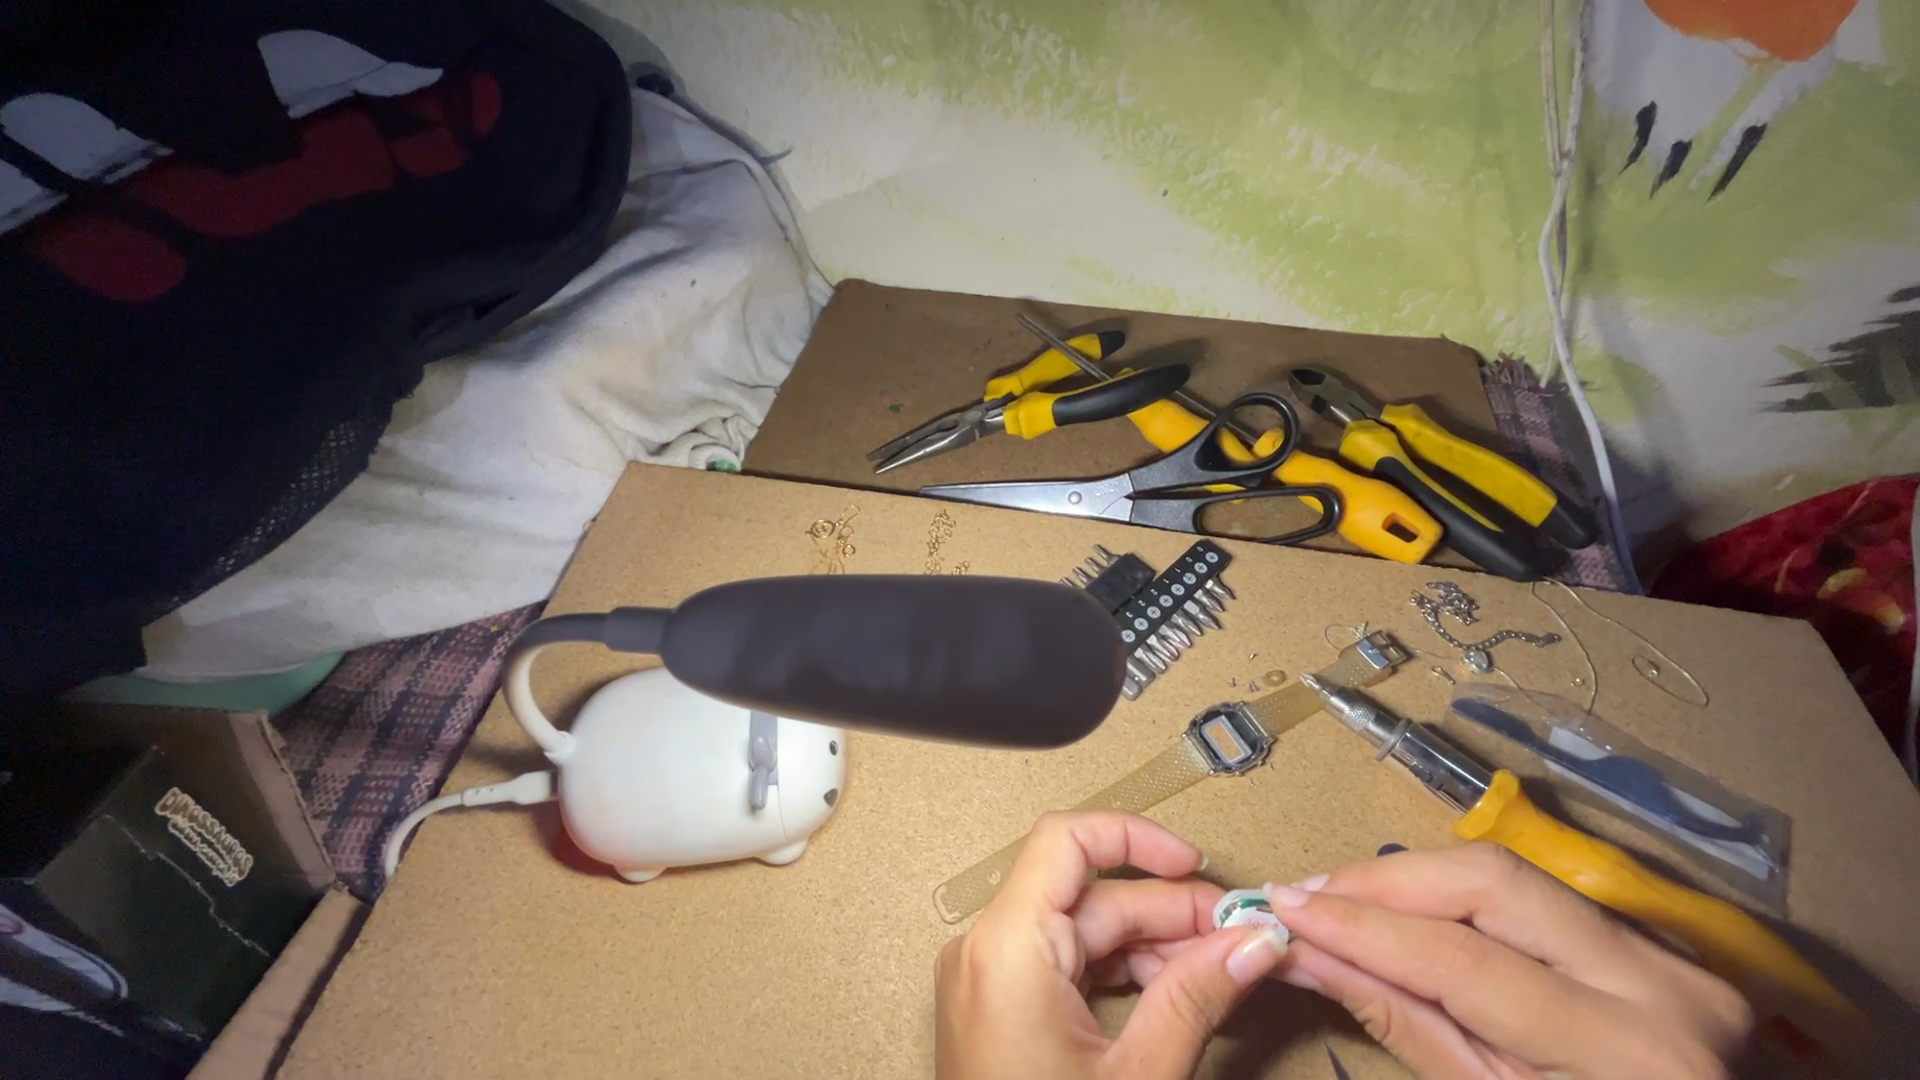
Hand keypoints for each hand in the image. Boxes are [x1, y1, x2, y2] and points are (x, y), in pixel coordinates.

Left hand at [935, 811, 1288, 1079]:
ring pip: (1082, 929)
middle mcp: (989, 947)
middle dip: (1166, 908)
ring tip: (1220, 965)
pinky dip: (1122, 971)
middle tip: (1239, 932)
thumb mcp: (1139, 1077)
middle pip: (1087, 894)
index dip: (1133, 836)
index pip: (1065, 840)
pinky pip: (1067, 963)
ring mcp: (991, 975)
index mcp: (1007, 946)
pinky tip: (1177, 987)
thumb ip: (1197, 994)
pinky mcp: (1002, 1003)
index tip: (1195, 861)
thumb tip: (1255, 941)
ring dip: (1151, 942)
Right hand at [1267, 844, 1753, 1078]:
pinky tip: (1395, 902)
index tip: (1282, 906)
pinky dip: (1443, 887)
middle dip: (1381, 880)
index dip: (1360, 927)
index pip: (1463, 959)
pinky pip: (1519, 883)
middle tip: (1307, 895)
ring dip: (1403, 876)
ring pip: (1498, 867)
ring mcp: (1661, 949)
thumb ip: (1390, 1014)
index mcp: (1628, 1054)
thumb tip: (1295, 950)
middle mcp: (1659, 982)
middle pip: (1484, 879)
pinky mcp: (1642, 931)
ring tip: (1337, 897)